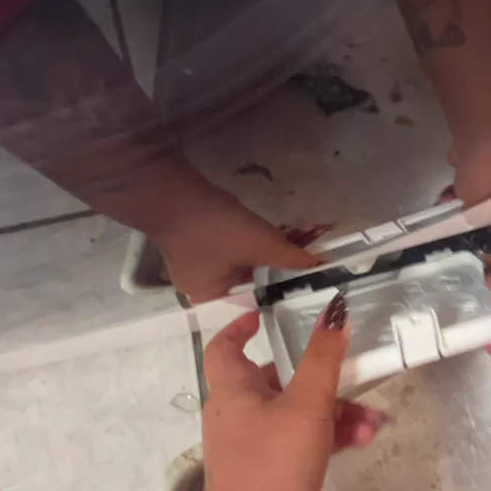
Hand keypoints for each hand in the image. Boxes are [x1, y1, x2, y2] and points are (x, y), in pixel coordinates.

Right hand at [152, 188, 319, 302]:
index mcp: (210, 298)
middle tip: (308, 247)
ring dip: (269, 246)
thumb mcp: (260, 244)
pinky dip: (253, 237)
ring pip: (243, 258)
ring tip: (300, 234)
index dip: (283, 284)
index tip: (307, 271)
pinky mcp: (196, 238)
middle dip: (279, 261)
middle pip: (250, 277)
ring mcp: (195, 261)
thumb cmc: (216, 229)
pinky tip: (274, 227)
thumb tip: (317, 266)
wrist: (173, 191)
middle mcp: (200, 285)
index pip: (255, 298)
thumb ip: (289, 258)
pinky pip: (232, 245)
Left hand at [199, 296, 388, 490]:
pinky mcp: (273, 474)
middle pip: (277, 381)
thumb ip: (323, 357)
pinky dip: (331, 438)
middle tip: (351, 371)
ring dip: (336, 413)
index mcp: (233, 392)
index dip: (240, 328)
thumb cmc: (272, 463)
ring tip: (374, 421)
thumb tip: (335, 309)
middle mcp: (238, 416)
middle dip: (320, 377)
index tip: (263, 315)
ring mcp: (255, 448)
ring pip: (298, 415)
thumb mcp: (306, 404)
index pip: (225, 348)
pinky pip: (304, 443)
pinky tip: (365, 440)